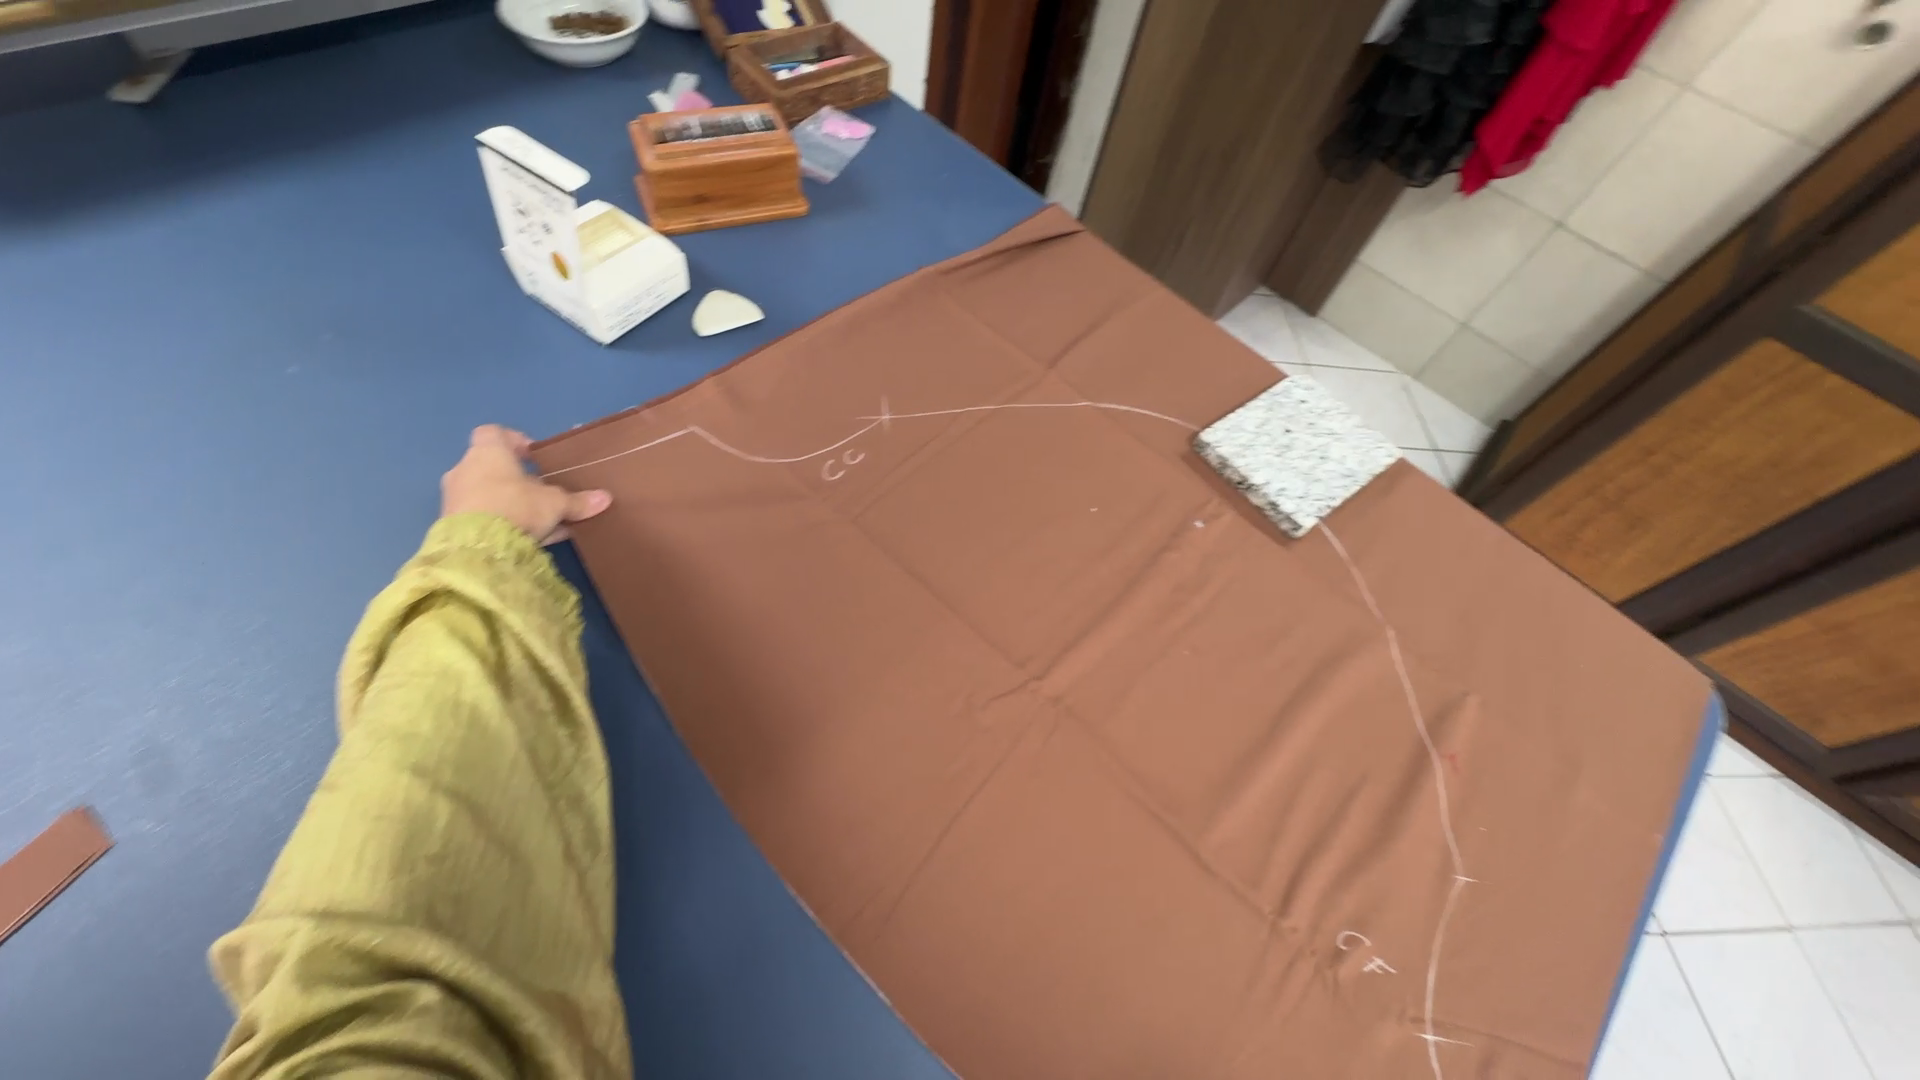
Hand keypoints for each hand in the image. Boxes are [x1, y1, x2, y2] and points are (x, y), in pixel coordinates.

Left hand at [441, 425, 611, 544]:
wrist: (477, 547)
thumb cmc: (516, 506)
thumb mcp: (555, 503)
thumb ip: (577, 501)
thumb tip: (605, 498)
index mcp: (487, 453)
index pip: (494, 433)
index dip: (514, 442)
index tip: (534, 458)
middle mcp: (465, 470)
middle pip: (493, 468)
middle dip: (518, 481)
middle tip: (543, 495)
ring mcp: (456, 498)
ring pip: (488, 495)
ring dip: (512, 505)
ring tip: (541, 523)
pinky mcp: (453, 525)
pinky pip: (483, 518)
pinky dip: (503, 524)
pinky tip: (528, 540)